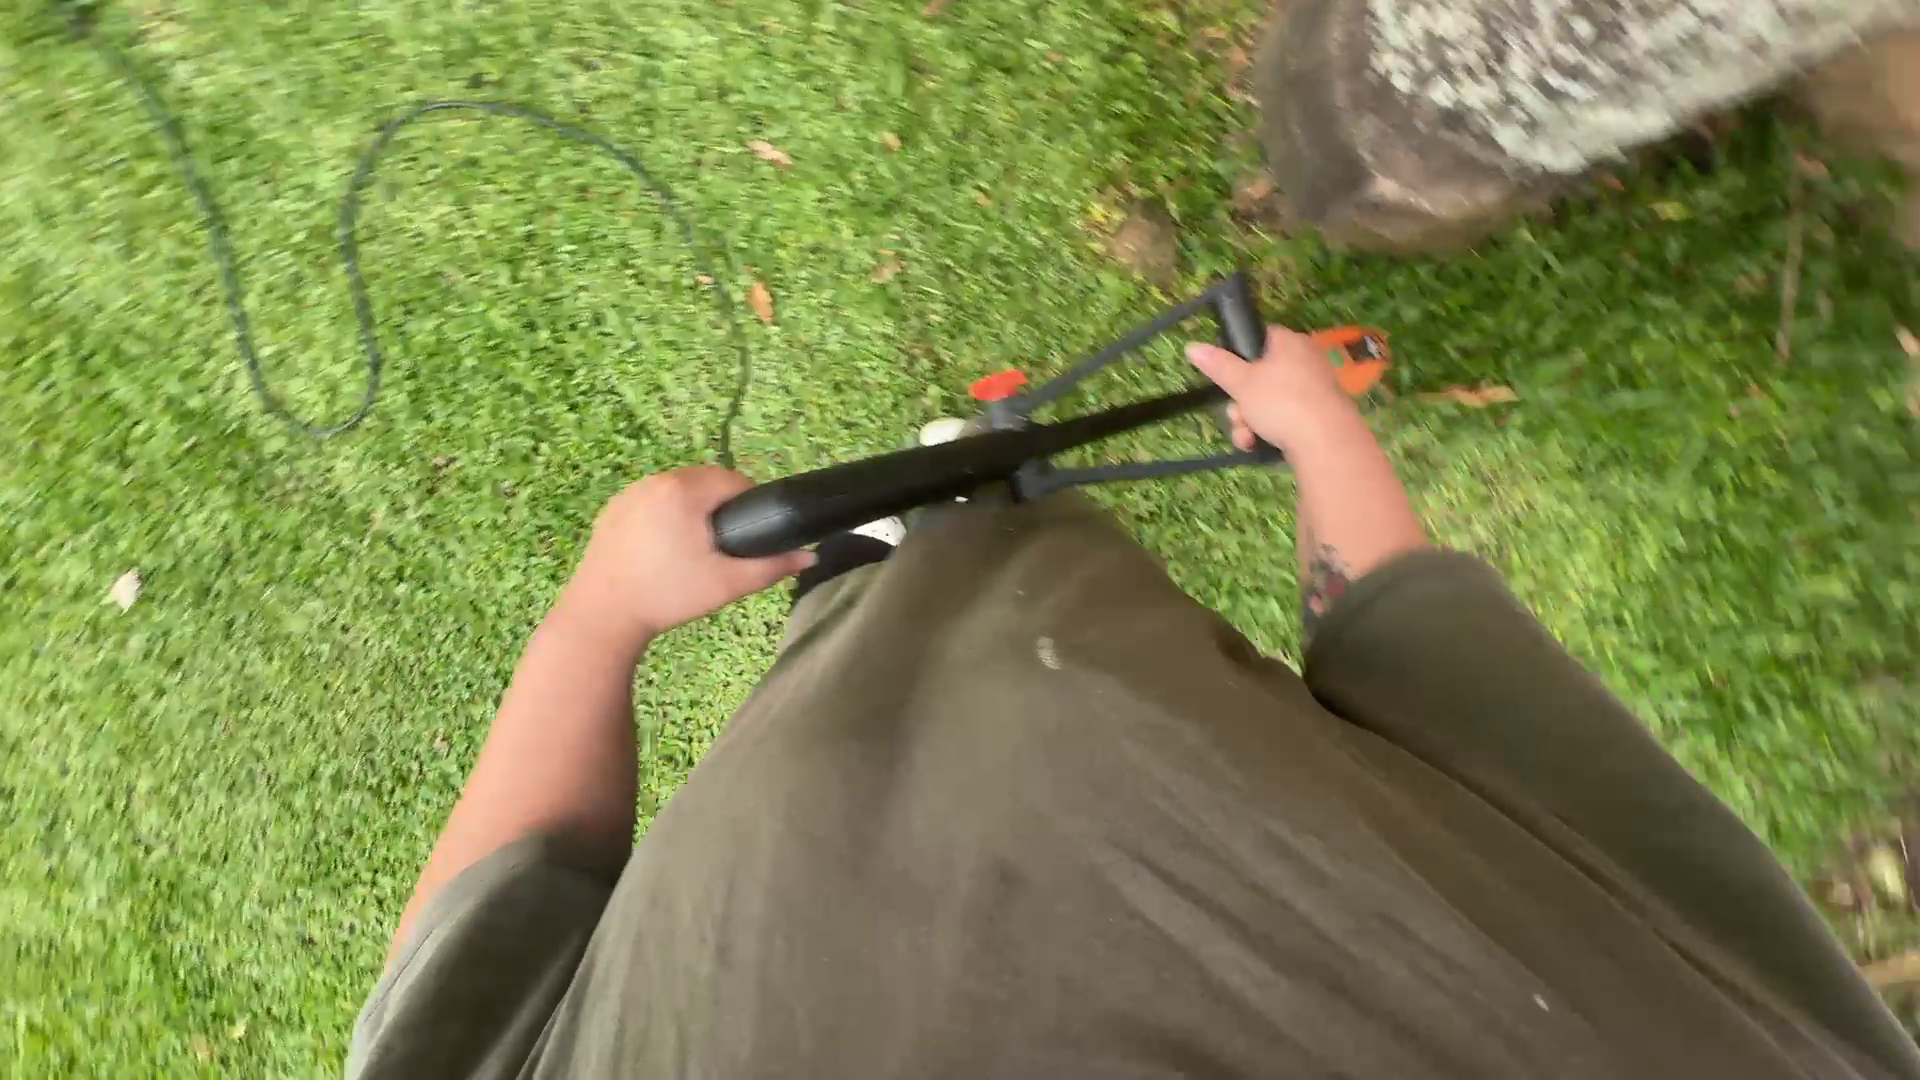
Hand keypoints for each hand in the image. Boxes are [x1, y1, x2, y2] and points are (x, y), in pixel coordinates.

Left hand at [556, 467, 813, 650]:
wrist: (602, 615)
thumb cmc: (670, 595)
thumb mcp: (728, 583)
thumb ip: (772, 567)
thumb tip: (810, 557)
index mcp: (684, 490)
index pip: (734, 481)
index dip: (752, 503)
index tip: (754, 533)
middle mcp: (656, 481)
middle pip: (706, 481)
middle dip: (723, 505)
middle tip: (730, 543)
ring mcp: (630, 493)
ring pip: (680, 489)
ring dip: (696, 507)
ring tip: (701, 546)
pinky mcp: (613, 509)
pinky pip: (654, 500)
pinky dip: (669, 514)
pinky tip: (669, 546)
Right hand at [1186, 327, 1360, 454]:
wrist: (1324, 440)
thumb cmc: (1280, 401)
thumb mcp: (1241, 383)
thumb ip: (1217, 365)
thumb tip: (1192, 346)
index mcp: (1289, 343)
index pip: (1260, 338)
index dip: (1239, 357)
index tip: (1227, 377)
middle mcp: (1304, 360)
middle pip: (1258, 376)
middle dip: (1240, 402)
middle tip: (1236, 414)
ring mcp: (1312, 388)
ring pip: (1267, 401)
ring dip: (1248, 421)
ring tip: (1246, 436)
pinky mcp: (1316, 414)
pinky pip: (1282, 416)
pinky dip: (1267, 430)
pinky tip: (1257, 444)